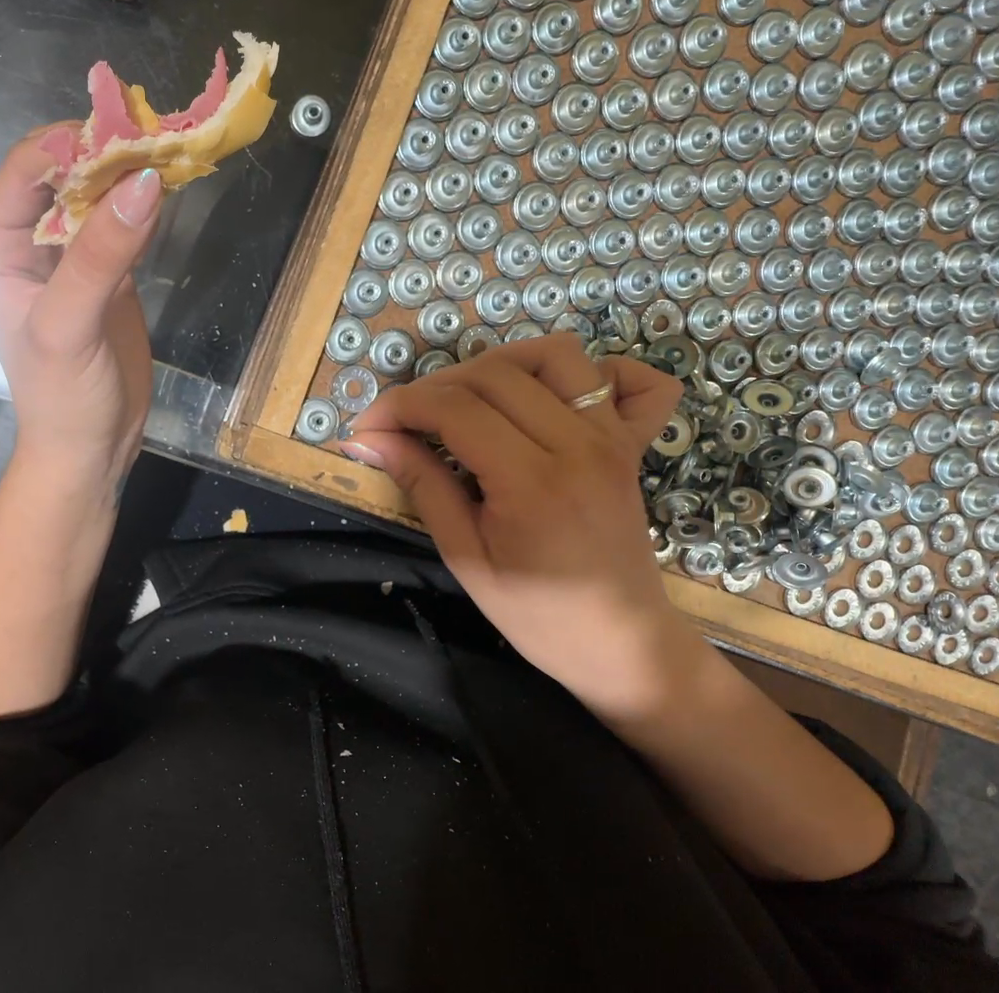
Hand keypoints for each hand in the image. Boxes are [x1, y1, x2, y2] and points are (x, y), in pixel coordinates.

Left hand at [0, 125, 164, 479]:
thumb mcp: (68, 326)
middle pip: (63, 172)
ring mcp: (72, 256)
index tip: (122, 133)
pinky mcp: (109, 271)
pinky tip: (174, 186)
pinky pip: (124, 222)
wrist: (90, 449)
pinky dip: (146, 203)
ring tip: (172, 151)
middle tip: (156, 137)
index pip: (24, 169)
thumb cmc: (61, 396)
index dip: (67, 143)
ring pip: (97, 193)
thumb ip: (99, 256)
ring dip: (130, 172)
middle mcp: (30, 243)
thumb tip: (145, 180)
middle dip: (104, 151)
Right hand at [341, 334, 691, 719]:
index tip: (368, 427)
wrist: (619, 642)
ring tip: (468, 399)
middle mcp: (578, 444)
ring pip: (554, 355)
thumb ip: (422, 485)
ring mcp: (612, 438)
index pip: (454, 408)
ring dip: (500, 363)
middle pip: (495, 373)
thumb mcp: (464, 556)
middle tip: (405, 421)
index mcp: (531, 481)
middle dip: (434, 386)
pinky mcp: (631, 442)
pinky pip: (629, 379)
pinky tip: (553, 396)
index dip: (400, 406)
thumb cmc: (536, 614)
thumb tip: (368, 439)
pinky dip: (593, 371)